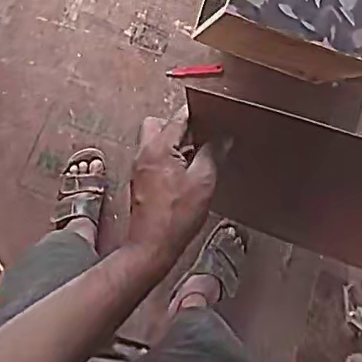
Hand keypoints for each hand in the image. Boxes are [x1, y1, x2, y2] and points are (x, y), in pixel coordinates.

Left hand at [125, 105, 220, 265]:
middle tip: (202, 139)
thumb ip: (212, 153)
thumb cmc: (174, 218)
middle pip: (162, 124)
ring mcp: (139, 166)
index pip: (178, 118)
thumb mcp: (203, 181)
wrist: (152, 246)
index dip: (198, 115)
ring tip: (195, 158)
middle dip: (182, 127)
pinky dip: (168, 158)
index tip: (213, 118)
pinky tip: (185, 173)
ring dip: (175, 143)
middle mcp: (144, 153)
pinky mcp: (140, 180)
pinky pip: (154, 157)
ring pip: (156, 140)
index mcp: (158, 148)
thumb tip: (222, 138)